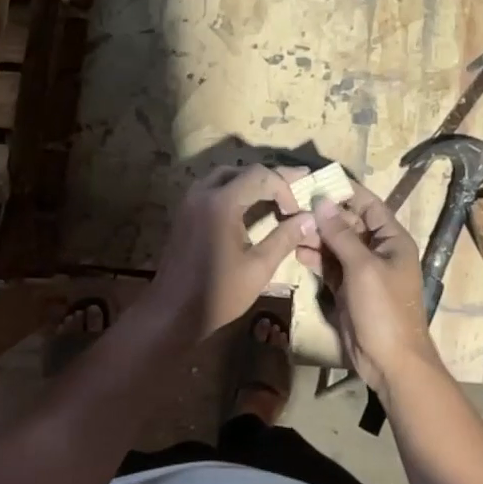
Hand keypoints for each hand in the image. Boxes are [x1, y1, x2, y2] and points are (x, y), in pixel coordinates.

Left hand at [147, 164, 311, 340]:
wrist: (172, 313)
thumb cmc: (218, 293)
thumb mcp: (258, 268)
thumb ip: (285, 238)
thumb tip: (310, 218)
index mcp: (221, 203)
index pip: (260, 176)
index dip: (284, 188)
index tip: (296, 212)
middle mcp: (203, 193)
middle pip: (243, 170)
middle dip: (272, 178)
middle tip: (299, 181)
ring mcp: (190, 201)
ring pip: (227, 175)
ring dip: (252, 181)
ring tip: (277, 191)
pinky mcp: (185, 212)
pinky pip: (213, 187)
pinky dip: (235, 189)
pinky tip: (251, 204)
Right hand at [300, 182, 439, 394]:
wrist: (391, 362)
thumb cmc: (383, 309)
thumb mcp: (362, 267)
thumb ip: (341, 234)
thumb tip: (322, 201)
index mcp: (392, 239)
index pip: (368, 204)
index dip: (345, 191)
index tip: (317, 179)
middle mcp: (378, 250)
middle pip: (349, 223)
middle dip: (324, 215)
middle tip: (294, 204)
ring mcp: (362, 271)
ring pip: (336, 244)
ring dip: (316, 236)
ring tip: (291, 227)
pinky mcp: (348, 289)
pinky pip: (330, 266)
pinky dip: (315, 258)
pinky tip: (297, 252)